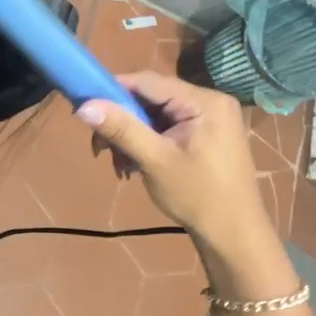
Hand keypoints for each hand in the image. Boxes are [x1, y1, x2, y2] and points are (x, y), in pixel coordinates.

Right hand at [75, 72, 270, 247]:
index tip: (84, 110)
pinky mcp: (202, 134)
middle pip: (149, 98)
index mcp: (204, 102)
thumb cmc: (198, 196)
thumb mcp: (155, 160)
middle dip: (121, 121)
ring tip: (119, 164)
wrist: (233, 234)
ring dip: (129, 135)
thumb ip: (121, 129)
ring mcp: (207, 118)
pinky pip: (163, 127)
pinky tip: (133, 164)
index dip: (112, 91)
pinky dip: (144, 142)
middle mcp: (208, 102)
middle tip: (101, 148)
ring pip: (152, 114)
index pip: (147, 82)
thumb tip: (83, 106)